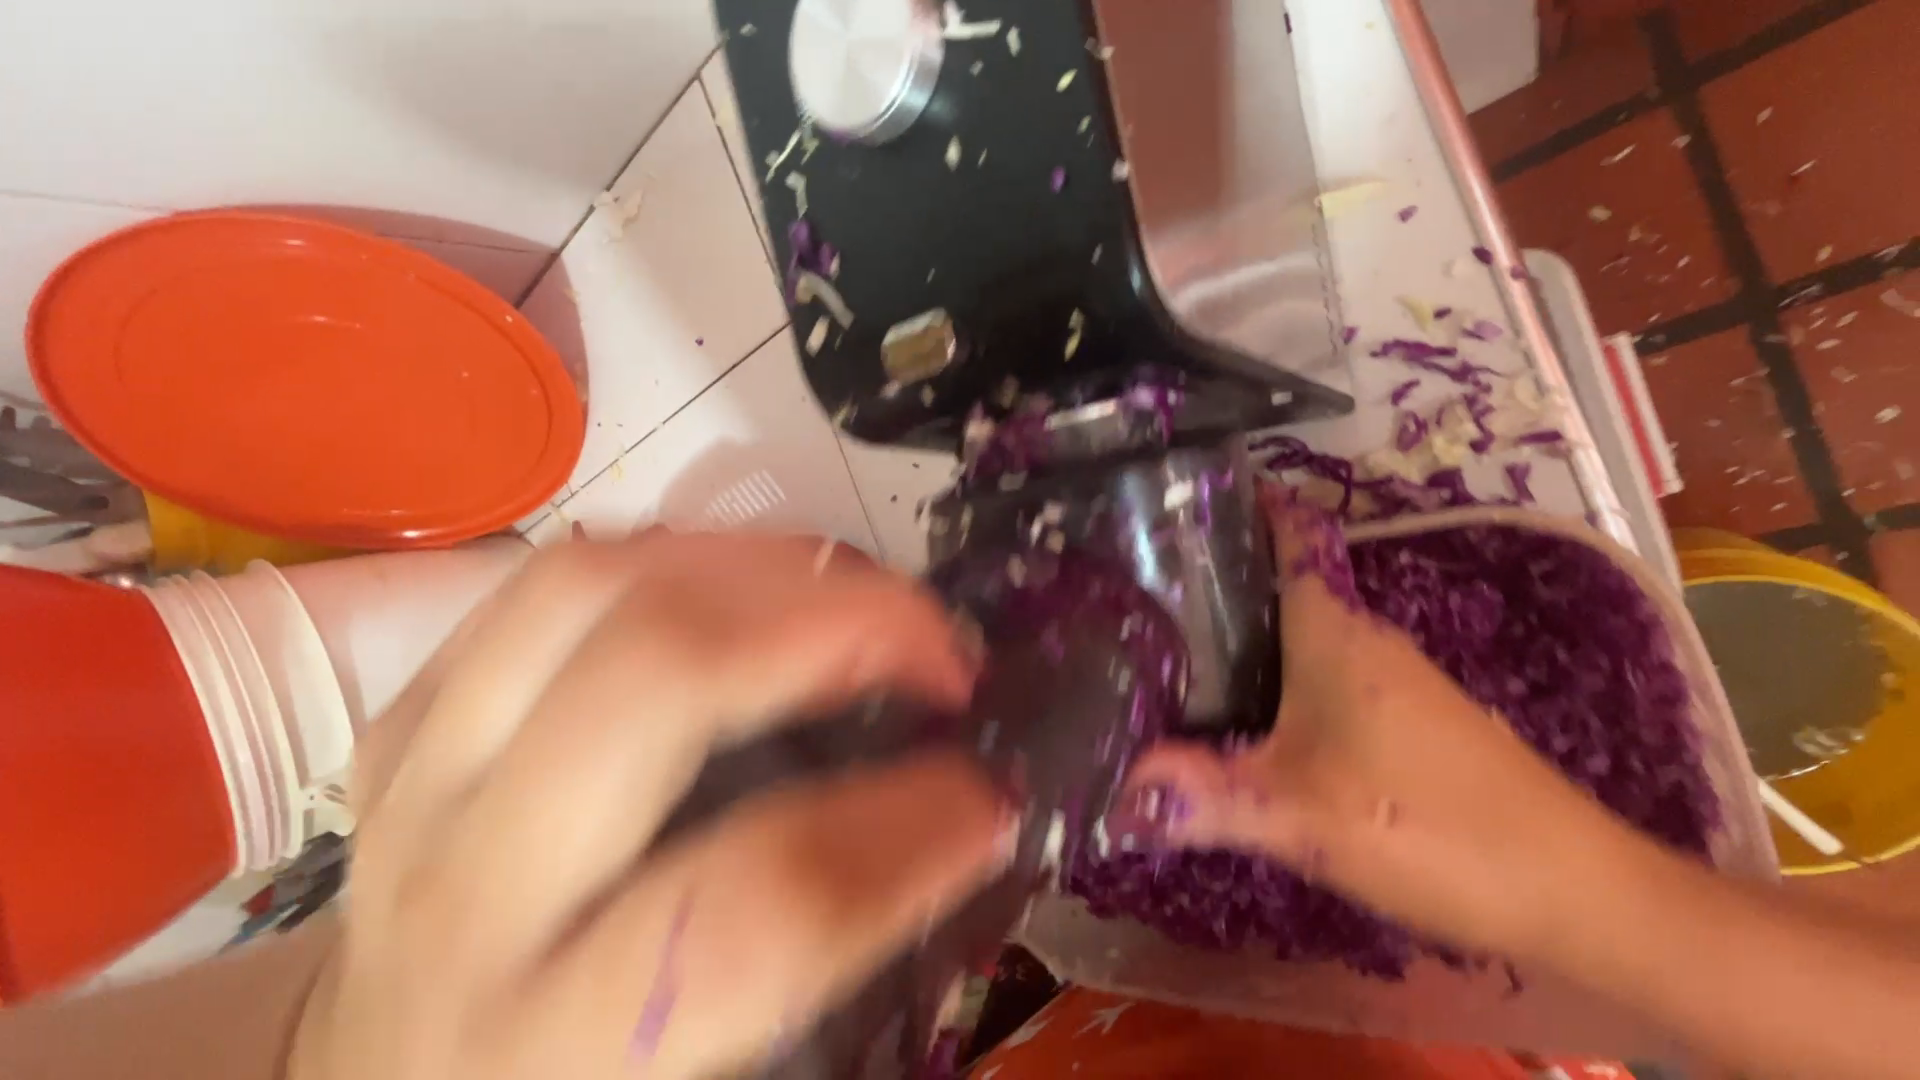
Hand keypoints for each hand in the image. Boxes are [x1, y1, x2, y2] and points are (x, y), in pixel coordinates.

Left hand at [289, 531, 1013, 1079]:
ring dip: (761, 567)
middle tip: (939, 646)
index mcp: (558, 1036)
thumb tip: (965, 820)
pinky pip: (546, 579)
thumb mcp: (709, 1075)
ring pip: (589, 591)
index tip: (988, 796)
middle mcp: (470, 893)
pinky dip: (677, 554)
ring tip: (858, 591)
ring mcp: (419, 777)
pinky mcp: (409, 711)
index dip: (905, 833)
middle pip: (660, 685)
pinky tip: (752, 580)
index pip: (759, 905)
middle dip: (840, 633)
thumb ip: (824, 956)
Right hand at [1126, 488, 1641, 958]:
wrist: (1575, 893)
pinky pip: (1311, 679)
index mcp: (1336, 632)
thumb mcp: (1297, 814)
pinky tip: (1229, 717)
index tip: (1173, 499)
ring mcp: (1386, 683)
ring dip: (1237, 631)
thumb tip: (1108, 790)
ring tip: (1160, 645)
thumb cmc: (1431, 826)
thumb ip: (1199, 798)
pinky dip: (1265, 680)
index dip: (1243, 504)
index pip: (1291, 535)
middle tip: (1131, 586)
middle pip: (1279, 584)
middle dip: (1213, 576)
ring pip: (1294, 635)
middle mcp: (1362, 640)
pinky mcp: (1400, 725)